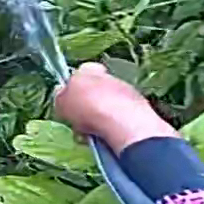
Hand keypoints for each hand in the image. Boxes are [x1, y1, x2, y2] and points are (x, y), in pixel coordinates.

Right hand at [53, 63, 178, 151]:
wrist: (124, 124)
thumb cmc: (87, 110)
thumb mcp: (60, 103)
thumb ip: (61, 95)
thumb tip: (63, 92)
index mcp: (88, 71)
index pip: (82, 70)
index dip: (75, 82)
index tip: (70, 96)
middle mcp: (111, 77)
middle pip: (98, 86)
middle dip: (90, 99)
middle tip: (80, 116)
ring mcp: (129, 91)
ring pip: (111, 100)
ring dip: (103, 112)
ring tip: (93, 130)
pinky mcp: (143, 106)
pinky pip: (123, 113)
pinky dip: (116, 122)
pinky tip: (107, 134)